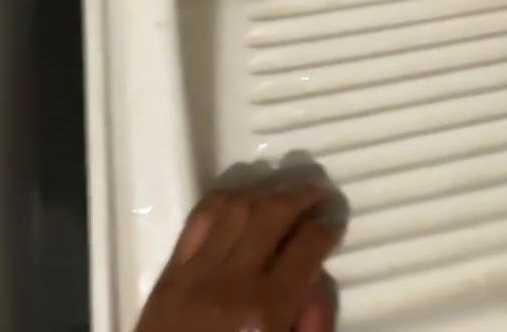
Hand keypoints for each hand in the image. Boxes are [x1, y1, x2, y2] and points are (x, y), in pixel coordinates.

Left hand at [136, 182, 340, 331]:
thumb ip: (310, 325)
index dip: (328, 227)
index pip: (307, 247)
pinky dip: (226, 198)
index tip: (335, 220)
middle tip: (319, 192)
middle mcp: (233, 283)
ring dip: (267, 189)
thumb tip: (316, 278)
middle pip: (273, 212)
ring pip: (237, 206)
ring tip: (285, 190)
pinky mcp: (170, 274)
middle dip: (302, 195)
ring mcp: (196, 273)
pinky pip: (200, 218)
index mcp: (265, 314)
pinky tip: (243, 198)